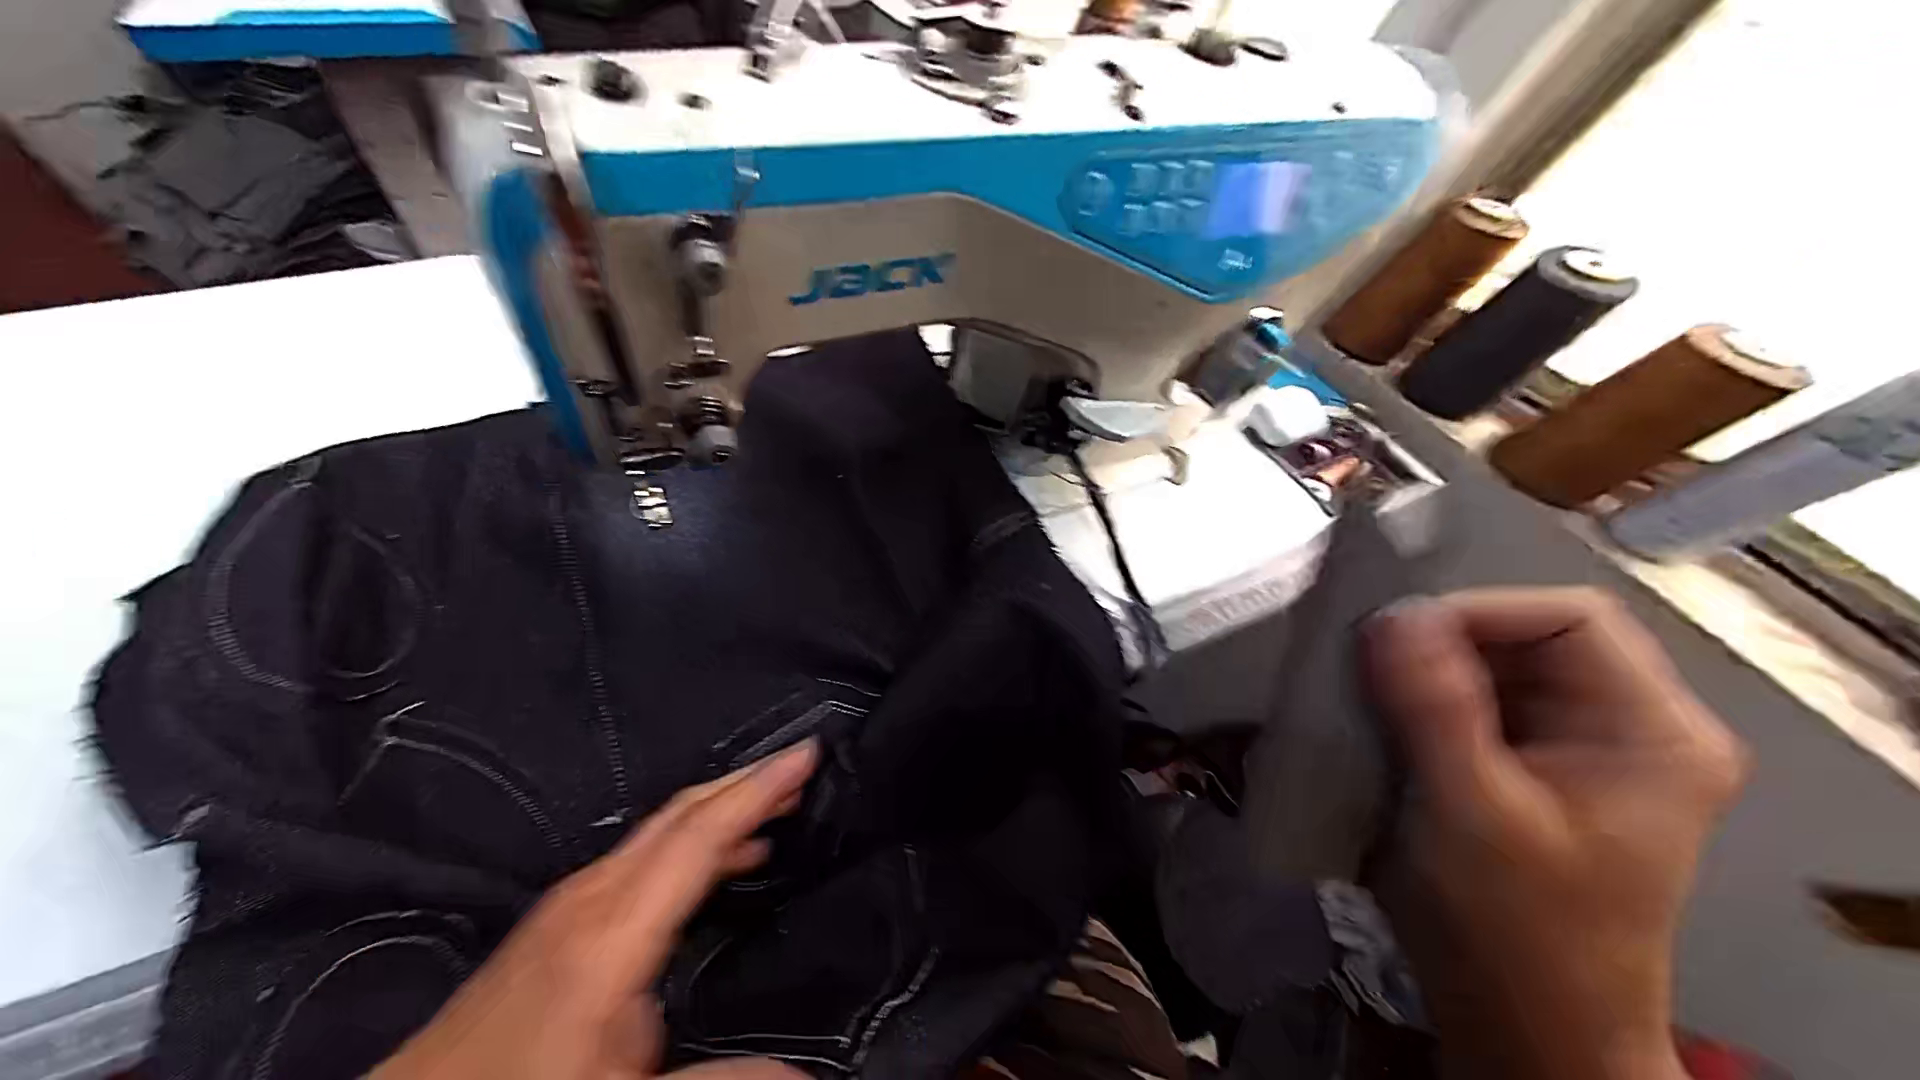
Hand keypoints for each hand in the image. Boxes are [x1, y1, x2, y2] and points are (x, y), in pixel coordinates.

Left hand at [371, 741, 818, 1079]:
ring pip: (664, 828)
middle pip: (683, 813)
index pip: (702, 835)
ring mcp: (572, 901)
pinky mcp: (561, 916)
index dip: (760, 790)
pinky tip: (724, 861)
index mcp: (613, 932)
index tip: (807, 754)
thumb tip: (806, 1072)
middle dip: (747, 782)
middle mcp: (593, 896)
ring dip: (724, 808)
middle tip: (803, 768)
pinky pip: (645, 854)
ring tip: (779, 806)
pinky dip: (696, 840)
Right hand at [1364, 589, 1747, 1079]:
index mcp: (1650, 732)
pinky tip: (1379, 713)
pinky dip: (1416, 694)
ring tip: (1365, 687)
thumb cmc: (1515, 928)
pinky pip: (1467, 696)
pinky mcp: (1524, 759)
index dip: (1478, 611)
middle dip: (1439, 642)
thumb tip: (1391, 616)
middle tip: (1367, 664)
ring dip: (1421, 668)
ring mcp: (1571, 743)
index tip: (1393, 636)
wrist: (1516, 1018)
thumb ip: (1434, 708)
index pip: (1570, 618)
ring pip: (1488, 663)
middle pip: (1524, 636)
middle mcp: (1622, 724)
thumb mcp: (1472, 812)